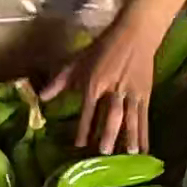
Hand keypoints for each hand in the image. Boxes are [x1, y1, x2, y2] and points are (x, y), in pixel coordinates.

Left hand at [41, 10, 166, 154]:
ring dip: (131, 136)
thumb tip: (41, 97)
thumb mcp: (79, 60)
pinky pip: (144, 118)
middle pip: (112, 114)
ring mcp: (131, 93)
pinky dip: (144, 135)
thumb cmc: (103, 47)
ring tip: (131, 154)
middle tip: (106, 152)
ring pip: (131, 117)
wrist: (135, 32)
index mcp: (95, 81)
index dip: (84, 126)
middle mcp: (113, 89)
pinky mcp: (144, 96)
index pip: (88, 109)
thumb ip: (60, 81)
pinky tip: (145, 150)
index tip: (79, 145)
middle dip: (110, 132)